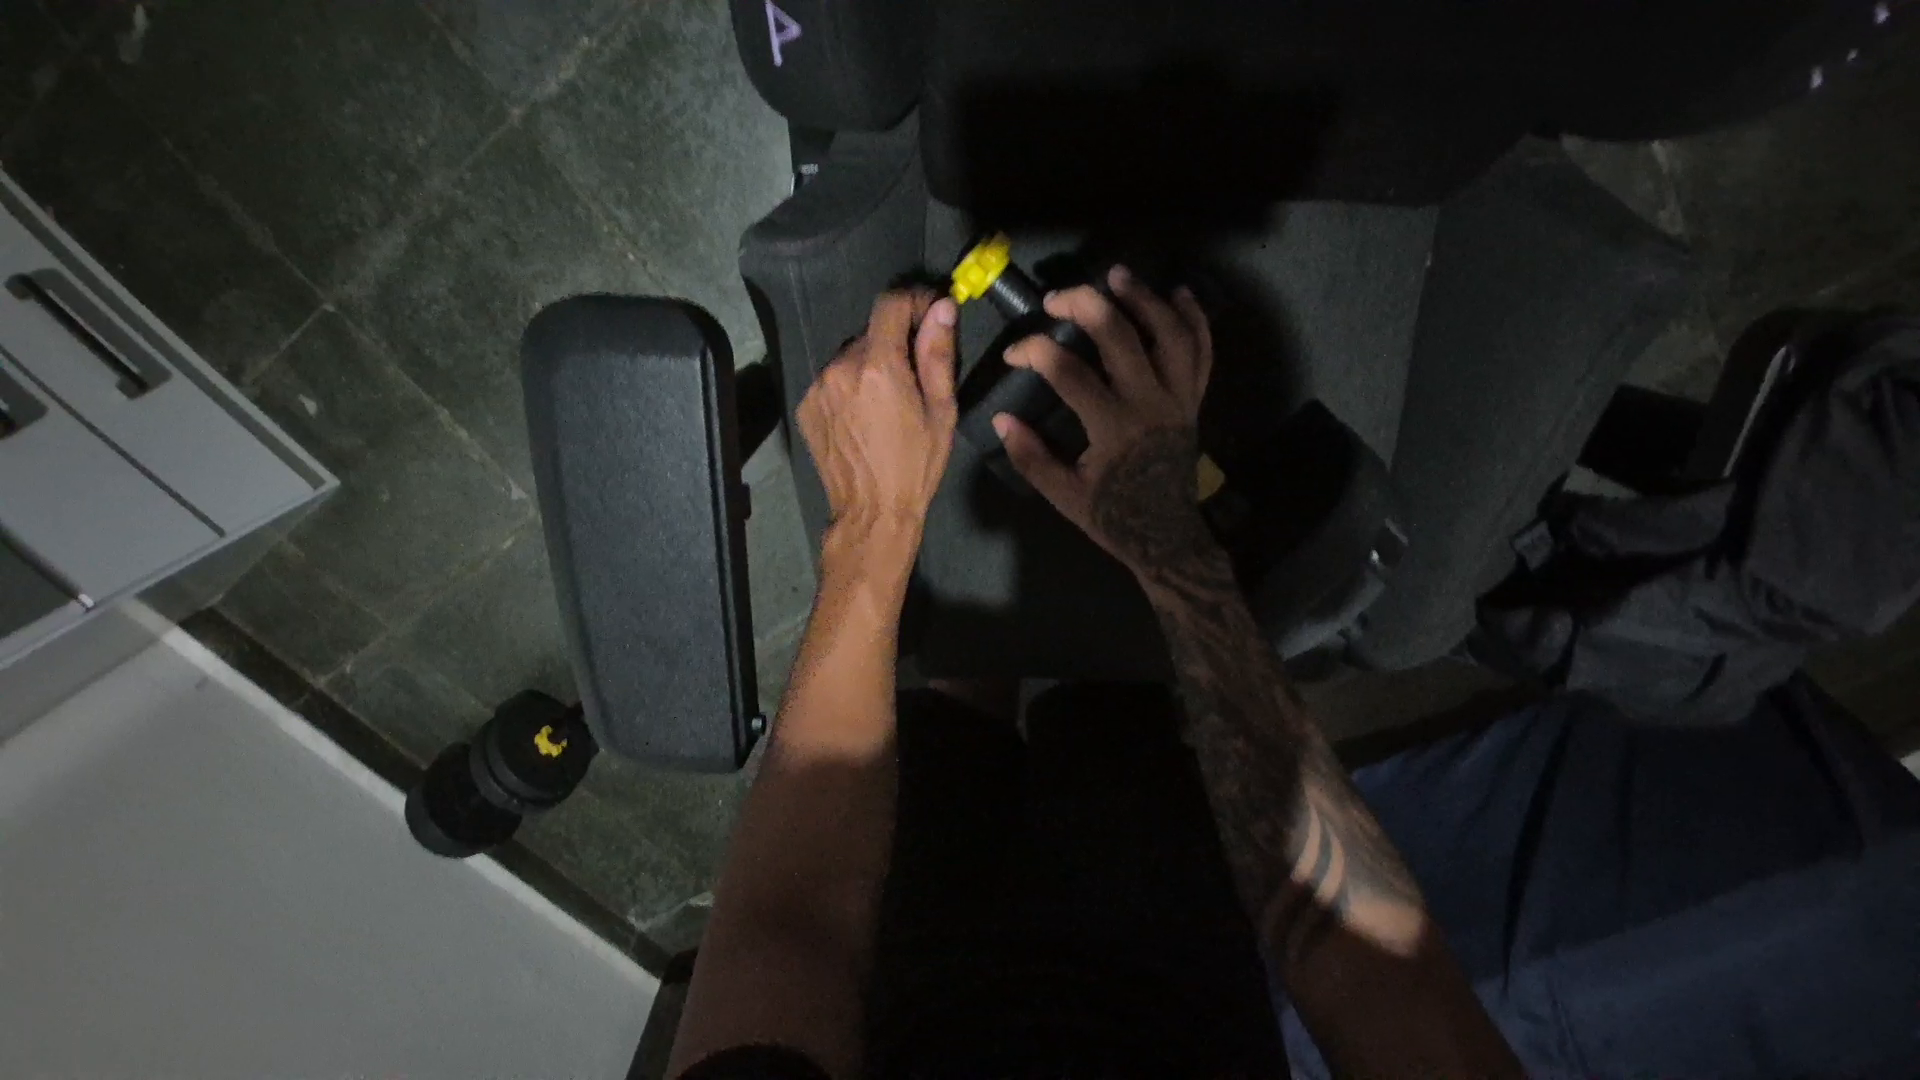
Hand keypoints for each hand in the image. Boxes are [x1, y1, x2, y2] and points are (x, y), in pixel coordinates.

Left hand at [797, 287, 958, 556]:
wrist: (871, 511)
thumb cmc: (915, 465)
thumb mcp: (940, 412)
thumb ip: (938, 355)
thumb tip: (943, 308)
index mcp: (878, 366)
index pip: (890, 305)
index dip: (913, 301)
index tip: (930, 313)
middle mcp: (840, 368)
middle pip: (870, 332)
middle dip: (894, 342)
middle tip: (913, 374)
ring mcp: (817, 387)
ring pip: (849, 356)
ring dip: (869, 365)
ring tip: (886, 401)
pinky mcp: (805, 406)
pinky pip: (831, 380)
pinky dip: (848, 386)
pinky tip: (862, 415)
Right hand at [993, 266, 1216, 584]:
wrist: (1166, 536)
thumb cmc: (1112, 516)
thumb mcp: (1064, 495)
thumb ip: (1031, 456)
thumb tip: (1001, 418)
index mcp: (1113, 427)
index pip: (1068, 372)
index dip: (1035, 352)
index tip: (1014, 353)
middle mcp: (1150, 403)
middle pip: (1121, 336)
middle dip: (1086, 305)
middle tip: (1058, 297)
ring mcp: (1178, 398)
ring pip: (1169, 333)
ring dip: (1143, 298)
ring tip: (1117, 275)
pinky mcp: (1194, 400)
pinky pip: (1202, 353)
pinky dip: (1195, 320)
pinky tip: (1179, 294)